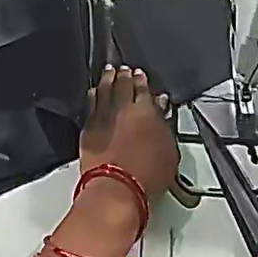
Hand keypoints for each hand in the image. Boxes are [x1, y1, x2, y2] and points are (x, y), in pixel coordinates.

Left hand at [78, 66, 177, 197]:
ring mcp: (103, 117)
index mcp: (147, 112)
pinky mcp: (89, 128)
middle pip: (123, 85)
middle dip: (124, 75)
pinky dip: (92, 96)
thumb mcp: (169, 152)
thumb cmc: (147, 175)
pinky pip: (90, 105)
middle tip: (124, 69)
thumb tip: (161, 113)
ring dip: (107, 80)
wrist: (117, 187)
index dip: (142, 80)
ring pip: (104, 90)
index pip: (144, 89)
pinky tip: (92, 91)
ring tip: (108, 72)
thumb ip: (164, 127)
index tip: (140, 75)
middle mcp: (123, 109)